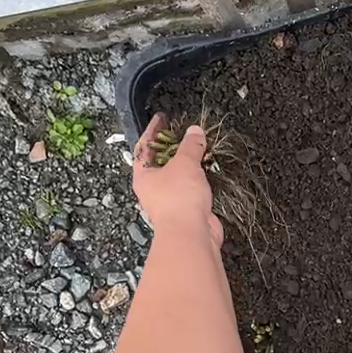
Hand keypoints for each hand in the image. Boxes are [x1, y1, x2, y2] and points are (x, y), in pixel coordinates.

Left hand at [134, 113, 222, 247]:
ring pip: (178, 176)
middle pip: (161, 162)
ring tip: (199, 148)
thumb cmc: (178, 200)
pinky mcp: (188, 210)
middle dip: (172, 147)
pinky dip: (200, 179)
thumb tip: (195, 132)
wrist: (191, 234)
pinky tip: (208, 170)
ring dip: (188, 164)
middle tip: (183, 132)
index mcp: (144, 177)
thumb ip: (190, 146)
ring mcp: (171, 201)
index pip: (145, 147)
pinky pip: (192, 189)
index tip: (161, 118)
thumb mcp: (184, 164)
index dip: (153, 130)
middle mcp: (154, 189)